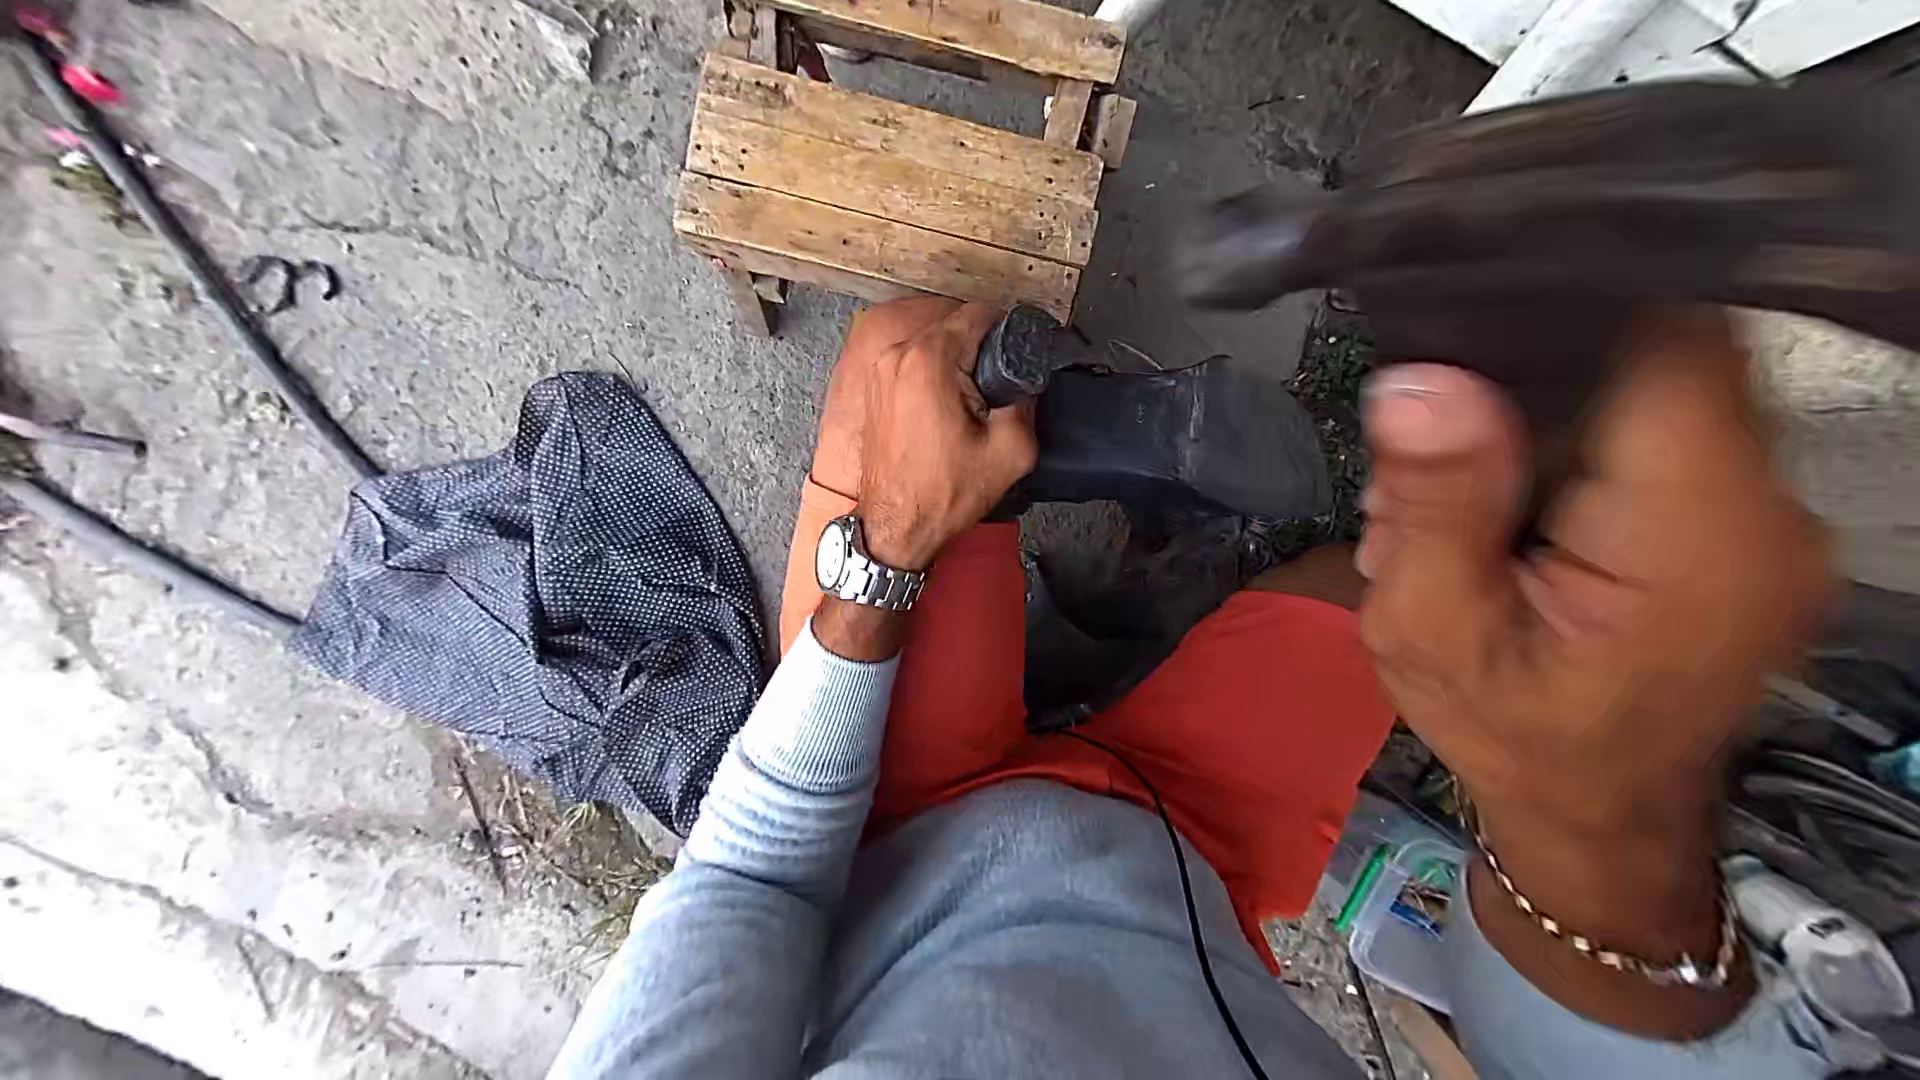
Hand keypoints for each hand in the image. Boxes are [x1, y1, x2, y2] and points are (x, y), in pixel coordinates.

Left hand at [855, 302, 1037, 569]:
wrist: (895, 527)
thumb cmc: (940, 496)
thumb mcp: (1010, 451)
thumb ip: (1028, 402)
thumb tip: (1026, 380)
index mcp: (929, 361)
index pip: (979, 314)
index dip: (1006, 331)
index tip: (1013, 357)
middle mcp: (896, 356)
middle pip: (953, 325)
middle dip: (980, 350)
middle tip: (994, 390)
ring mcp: (879, 371)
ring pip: (931, 342)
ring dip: (955, 362)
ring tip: (969, 402)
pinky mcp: (873, 389)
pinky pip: (911, 362)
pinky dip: (932, 375)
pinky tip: (945, 408)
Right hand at [1356, 310, 1828, 1035]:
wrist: (1586, 812)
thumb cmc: (1502, 727)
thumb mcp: (1429, 624)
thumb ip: (1433, 503)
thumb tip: (1417, 384)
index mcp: (1691, 533)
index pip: (1659, 348)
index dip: (1550, 326)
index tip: (1448, 356)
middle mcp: (1760, 509)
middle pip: (1638, 374)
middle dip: (1502, 411)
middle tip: (1414, 498)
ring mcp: (1755, 519)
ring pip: (1627, 409)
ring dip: (1515, 446)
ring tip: (1446, 530)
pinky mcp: (1724, 529)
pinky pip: (1634, 451)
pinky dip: (1548, 470)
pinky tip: (1490, 533)